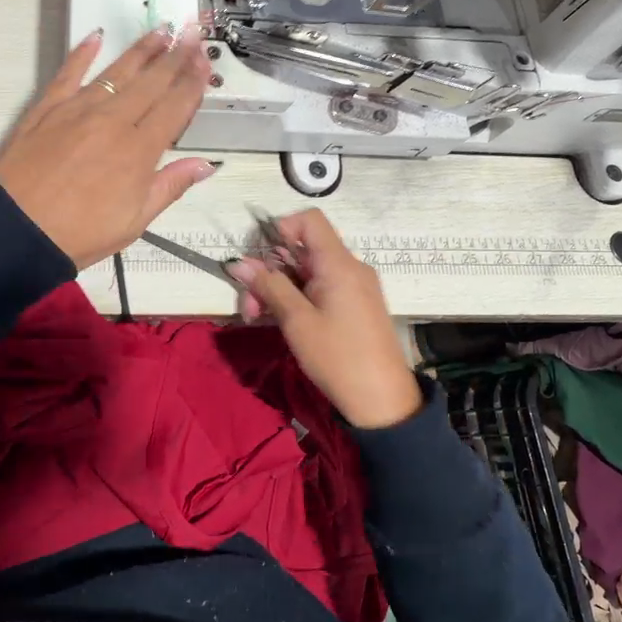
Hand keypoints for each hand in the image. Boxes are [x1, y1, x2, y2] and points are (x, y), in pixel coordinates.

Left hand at [0, 24, 215, 268]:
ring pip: (117, 71)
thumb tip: (205, 165)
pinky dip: (82, 53)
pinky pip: (68, 73)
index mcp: (139, 150)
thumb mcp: (133, 222)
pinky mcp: (47, 108)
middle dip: (176, 55)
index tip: (206, 59)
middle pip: (151, 81)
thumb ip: (169, 187)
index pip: (175, 107)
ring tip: (161, 29)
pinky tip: (95, 36)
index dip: (193, 82)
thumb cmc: (78, 234)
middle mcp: (113, 120)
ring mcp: (77, 109)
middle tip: (192, 30)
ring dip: (141, 49)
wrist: (13, 230)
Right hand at [229, 210, 423, 428]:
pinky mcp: (355, 305)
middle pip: (302, 249)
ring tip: (259, 318)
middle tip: (250, 304)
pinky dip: (298, 298)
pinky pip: (320, 287)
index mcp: (339, 264)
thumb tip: (238, 262)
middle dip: (270, 270)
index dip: (280, 228)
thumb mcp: (296, 321)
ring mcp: (354, 286)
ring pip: (307, 271)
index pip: (309, 220)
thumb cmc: (338, 357)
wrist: (382, 401)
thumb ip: (269, 286)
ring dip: (279, 288)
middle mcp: (350, 267)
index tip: (259, 257)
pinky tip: (282, 322)